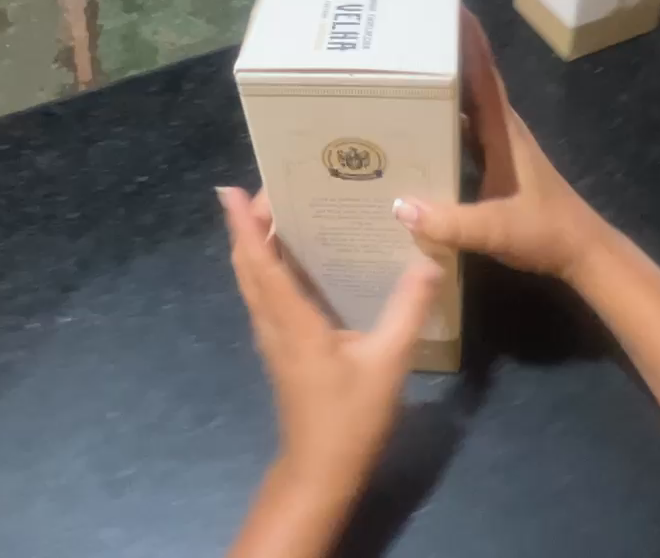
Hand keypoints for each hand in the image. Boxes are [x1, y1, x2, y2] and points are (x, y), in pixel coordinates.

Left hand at [219, 186, 441, 493]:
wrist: (319, 474)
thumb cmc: (349, 419)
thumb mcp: (389, 363)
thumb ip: (408, 309)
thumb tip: (429, 260)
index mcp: (292, 320)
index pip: (260, 261)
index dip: (243, 224)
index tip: (230, 190)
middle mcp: (272, 321)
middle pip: (247, 263)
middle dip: (249, 222)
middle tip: (274, 184)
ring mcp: (271, 335)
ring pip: (251, 278)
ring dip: (255, 241)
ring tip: (280, 209)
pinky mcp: (278, 345)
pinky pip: (263, 293)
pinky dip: (266, 264)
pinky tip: (295, 256)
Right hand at [393, 11, 612, 283]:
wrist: (582, 254)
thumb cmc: (547, 231)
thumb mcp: (498, 229)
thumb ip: (452, 222)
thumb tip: (399, 207)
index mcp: (503, 132)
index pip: (484, 75)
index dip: (469, 41)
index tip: (448, 7)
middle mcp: (500, 131)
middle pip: (471, 82)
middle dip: (444, 55)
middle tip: (404, 37)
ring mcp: (498, 148)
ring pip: (466, 106)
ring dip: (441, 87)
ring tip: (401, 73)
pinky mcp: (494, 166)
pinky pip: (462, 132)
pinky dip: (442, 121)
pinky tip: (415, 129)